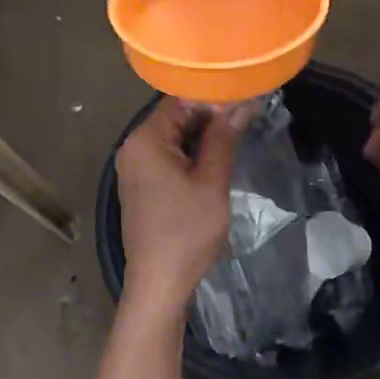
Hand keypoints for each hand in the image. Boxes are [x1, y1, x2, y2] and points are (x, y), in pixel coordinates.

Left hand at [116, 99, 248, 303]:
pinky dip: (189, 156)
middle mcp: (131, 148)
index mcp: (144, 140)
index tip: (246, 97)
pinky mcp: (140, 187)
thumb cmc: (186, 231)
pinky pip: (166, 159)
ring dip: (202, 137)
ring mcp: (133, 169)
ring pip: (171, 140)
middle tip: (248, 115)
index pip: (179, 100)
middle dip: (209, 116)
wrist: (159, 281)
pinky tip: (215, 159)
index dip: (213, 97)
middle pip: (173, 118)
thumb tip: (240, 105)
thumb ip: (223, 139)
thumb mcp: (211, 182)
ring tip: (238, 134)